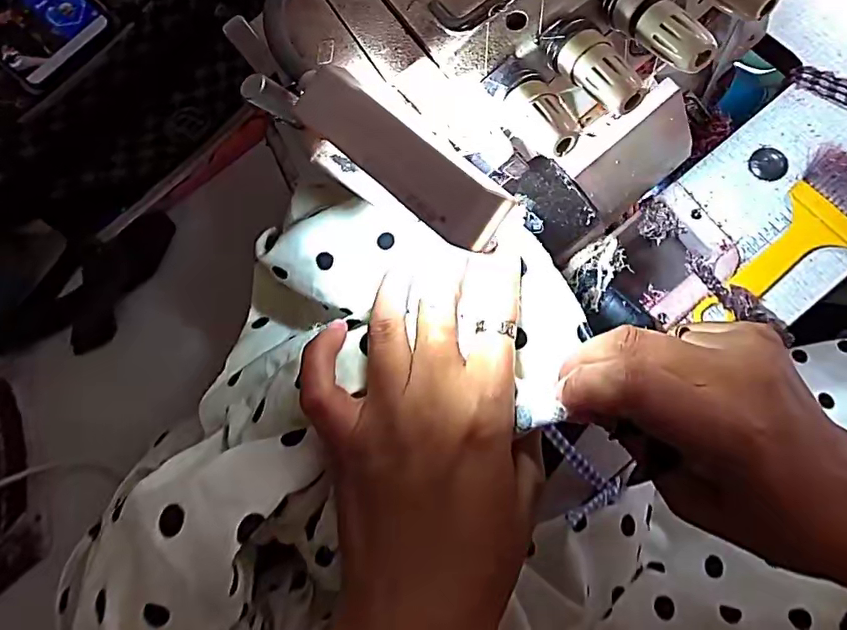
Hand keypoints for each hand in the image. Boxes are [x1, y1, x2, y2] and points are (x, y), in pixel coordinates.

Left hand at [300, 256, 542, 629]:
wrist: (415, 617)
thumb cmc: (479, 559)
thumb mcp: (525, 491)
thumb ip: (523, 433)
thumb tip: (519, 396)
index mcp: (484, 407)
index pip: (497, 319)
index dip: (502, 277)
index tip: (501, 251)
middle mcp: (432, 396)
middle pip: (438, 308)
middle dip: (448, 271)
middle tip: (453, 253)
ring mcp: (381, 413)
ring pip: (384, 328)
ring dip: (396, 290)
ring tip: (406, 267)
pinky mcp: (343, 438)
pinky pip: (321, 383)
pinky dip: (322, 352)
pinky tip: (336, 331)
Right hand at [558, 322, 846, 579]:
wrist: (840, 488)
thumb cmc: (773, 516)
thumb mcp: (689, 497)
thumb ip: (639, 442)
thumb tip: (598, 403)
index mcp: (725, 417)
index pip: (633, 375)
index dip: (584, 381)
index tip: (560, 401)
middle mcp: (735, 363)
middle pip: (635, 341)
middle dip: (590, 362)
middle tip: (573, 391)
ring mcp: (744, 338)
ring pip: (653, 335)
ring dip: (626, 361)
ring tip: (632, 399)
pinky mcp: (748, 327)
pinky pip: (680, 335)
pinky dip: (662, 358)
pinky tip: (676, 388)